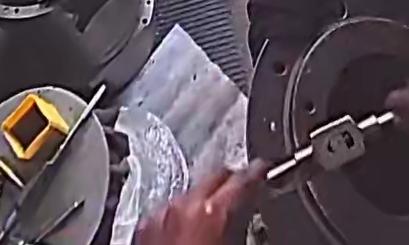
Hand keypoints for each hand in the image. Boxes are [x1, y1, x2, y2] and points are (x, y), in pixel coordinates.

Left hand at [135, 163, 266, 244]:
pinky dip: (183, 216)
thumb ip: (244, 233)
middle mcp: (185, 205)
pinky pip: (171, 210)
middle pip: (215, 176)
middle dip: (231, 183)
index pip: (242, 180)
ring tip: (215, 223)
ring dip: (205, 201)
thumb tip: (256, 230)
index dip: (257, 175)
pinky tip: (189, 236)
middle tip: (244, 195)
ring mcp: (161, 214)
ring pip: (192, 192)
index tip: (264, 172)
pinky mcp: (144, 228)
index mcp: (212, 214)